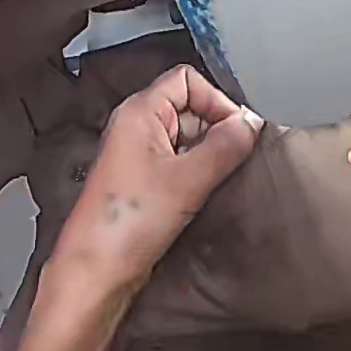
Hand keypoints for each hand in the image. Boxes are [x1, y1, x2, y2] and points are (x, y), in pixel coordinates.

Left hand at [49, 64, 262, 293]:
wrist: (97, 270)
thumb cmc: (129, 221)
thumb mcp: (188, 179)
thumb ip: (225, 146)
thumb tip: (252, 123)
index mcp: (139, 113)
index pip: (187, 80)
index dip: (217, 101)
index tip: (238, 133)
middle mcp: (137, 128)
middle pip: (191, 108)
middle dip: (217, 131)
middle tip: (232, 162)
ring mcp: (140, 156)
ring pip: (188, 139)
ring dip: (209, 156)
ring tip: (215, 183)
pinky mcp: (145, 183)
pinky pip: (180, 165)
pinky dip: (198, 175)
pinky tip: (204, 195)